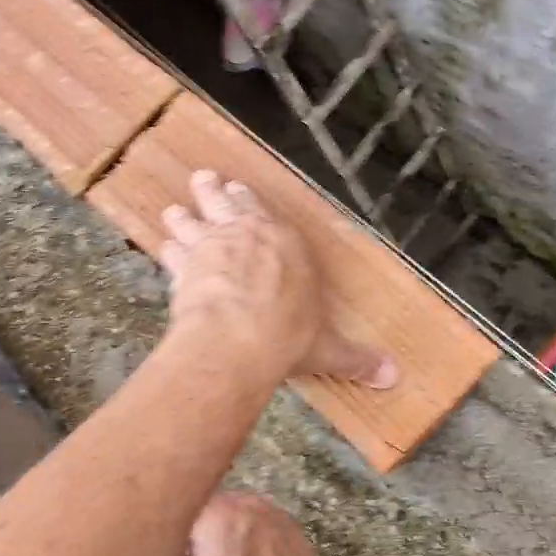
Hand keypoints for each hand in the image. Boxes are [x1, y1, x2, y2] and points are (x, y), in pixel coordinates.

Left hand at [160, 169, 397, 387]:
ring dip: (185, 216)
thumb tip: (391, 376)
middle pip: (227, 205)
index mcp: (287, 245)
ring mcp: (212, 247)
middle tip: (206, 179)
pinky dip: (170, 250)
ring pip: (195, 222)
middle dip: (216, 193)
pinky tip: (163, 246)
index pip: (268, 217)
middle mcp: (248, 236)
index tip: (242, 192)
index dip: (252, 205)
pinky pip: (175, 253)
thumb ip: (355, 359)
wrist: (236, 338)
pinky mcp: (185, 267)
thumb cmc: (287, 337)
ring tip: (174, 209)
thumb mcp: (327, 350)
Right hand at [161, 493, 338, 555]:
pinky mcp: (284, 519)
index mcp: (214, 513)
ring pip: (227, 510)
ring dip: (219, 530)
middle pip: (201, 504)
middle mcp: (242, 500)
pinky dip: (243, 533)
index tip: (166, 549)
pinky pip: (250, 518)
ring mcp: (267, 507)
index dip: (166, 528)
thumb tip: (153, 547)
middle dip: (193, 528)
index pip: (175, 506)